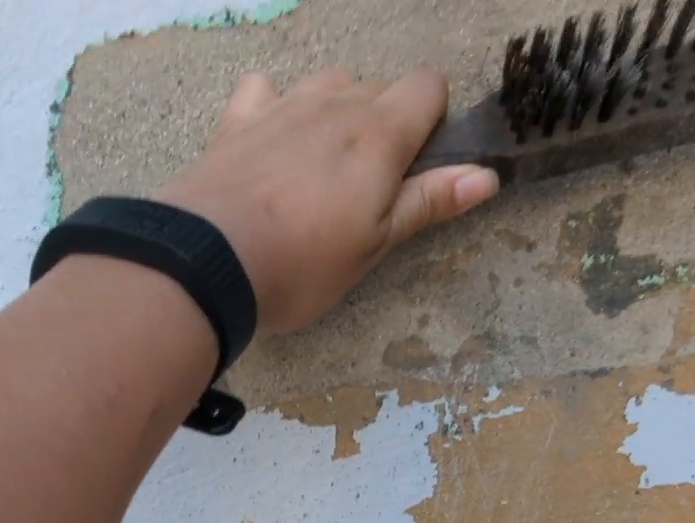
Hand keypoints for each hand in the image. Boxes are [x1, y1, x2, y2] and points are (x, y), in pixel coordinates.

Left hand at [156, 69, 499, 333]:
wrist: (208, 263)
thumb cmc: (300, 266)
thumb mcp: (373, 246)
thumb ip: (427, 204)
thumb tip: (486, 175)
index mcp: (378, 134)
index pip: (428, 85)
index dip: (431, 119)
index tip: (413, 166)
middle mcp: (333, 104)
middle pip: (376, 87)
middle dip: (381, 124)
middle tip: (360, 189)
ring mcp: (281, 106)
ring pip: (325, 84)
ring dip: (332, 112)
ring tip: (315, 170)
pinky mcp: (235, 122)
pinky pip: (263, 90)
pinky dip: (273, 107)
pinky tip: (266, 141)